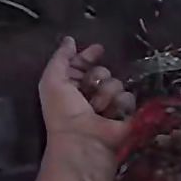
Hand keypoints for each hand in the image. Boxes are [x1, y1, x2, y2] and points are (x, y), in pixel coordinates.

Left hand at [39, 37, 135, 152]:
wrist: (83, 140)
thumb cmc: (63, 112)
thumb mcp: (52, 81)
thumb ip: (60, 58)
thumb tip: (69, 39)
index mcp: (69, 87)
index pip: (82, 64)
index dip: (88, 55)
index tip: (98, 50)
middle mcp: (89, 95)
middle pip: (102, 71)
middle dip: (97, 76)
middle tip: (89, 89)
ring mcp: (108, 105)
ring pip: (116, 83)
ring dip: (106, 93)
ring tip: (98, 107)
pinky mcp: (124, 115)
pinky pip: (128, 97)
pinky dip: (119, 104)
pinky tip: (111, 113)